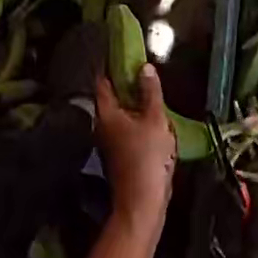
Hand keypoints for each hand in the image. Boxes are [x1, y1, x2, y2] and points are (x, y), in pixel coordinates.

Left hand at [94, 66, 175, 234]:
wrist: (142, 202)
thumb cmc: (147, 156)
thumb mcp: (155, 119)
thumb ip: (150, 92)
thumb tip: (144, 67)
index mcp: (106, 113)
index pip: (104, 81)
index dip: (113, 66)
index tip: (126, 55)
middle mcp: (102, 125)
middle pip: (113, 97)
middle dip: (128, 86)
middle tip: (146, 74)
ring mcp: (109, 141)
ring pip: (122, 114)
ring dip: (136, 105)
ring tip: (154, 96)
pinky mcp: (119, 154)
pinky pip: (127, 129)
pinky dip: (138, 122)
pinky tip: (155, 123)